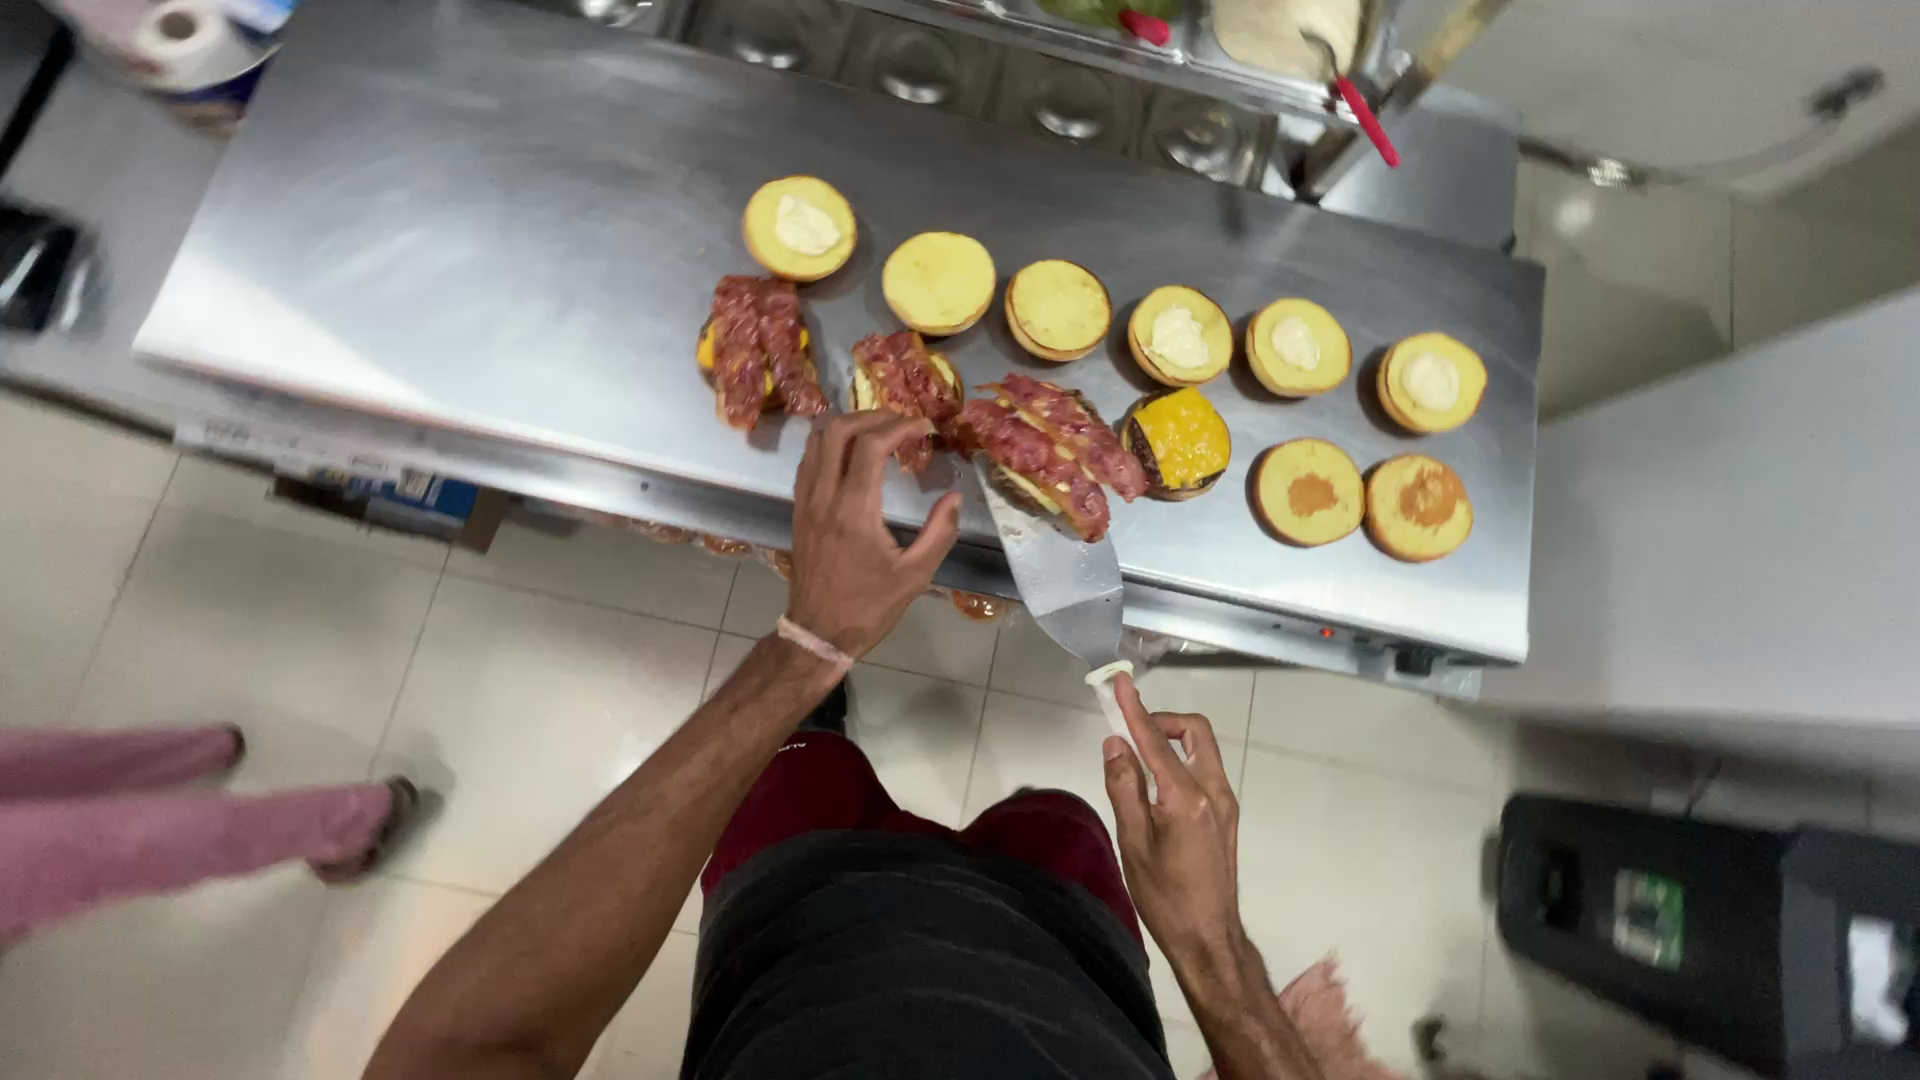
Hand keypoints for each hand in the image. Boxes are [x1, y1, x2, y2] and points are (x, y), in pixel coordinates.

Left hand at [786, 411, 962, 659]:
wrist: (819, 632)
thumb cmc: (870, 607)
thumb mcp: (915, 575)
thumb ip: (939, 532)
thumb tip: (955, 496)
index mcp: (854, 512)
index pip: (871, 446)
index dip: (900, 426)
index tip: (925, 427)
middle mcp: (824, 497)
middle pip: (837, 430)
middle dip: (872, 416)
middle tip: (901, 422)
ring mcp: (805, 501)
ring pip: (816, 440)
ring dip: (848, 425)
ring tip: (879, 430)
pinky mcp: (797, 508)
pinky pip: (808, 460)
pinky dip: (830, 444)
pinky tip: (853, 453)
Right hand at [1102, 674, 1247, 972]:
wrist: (1208, 938)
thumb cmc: (1163, 894)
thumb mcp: (1131, 841)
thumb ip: (1123, 786)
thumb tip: (1115, 743)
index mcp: (1186, 797)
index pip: (1156, 740)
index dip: (1134, 709)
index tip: (1120, 682)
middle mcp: (1214, 790)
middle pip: (1195, 731)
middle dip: (1163, 719)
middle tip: (1133, 733)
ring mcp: (1226, 802)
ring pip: (1202, 748)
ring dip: (1172, 740)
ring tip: (1140, 761)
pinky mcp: (1227, 814)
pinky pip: (1204, 769)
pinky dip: (1180, 761)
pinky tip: (1157, 786)